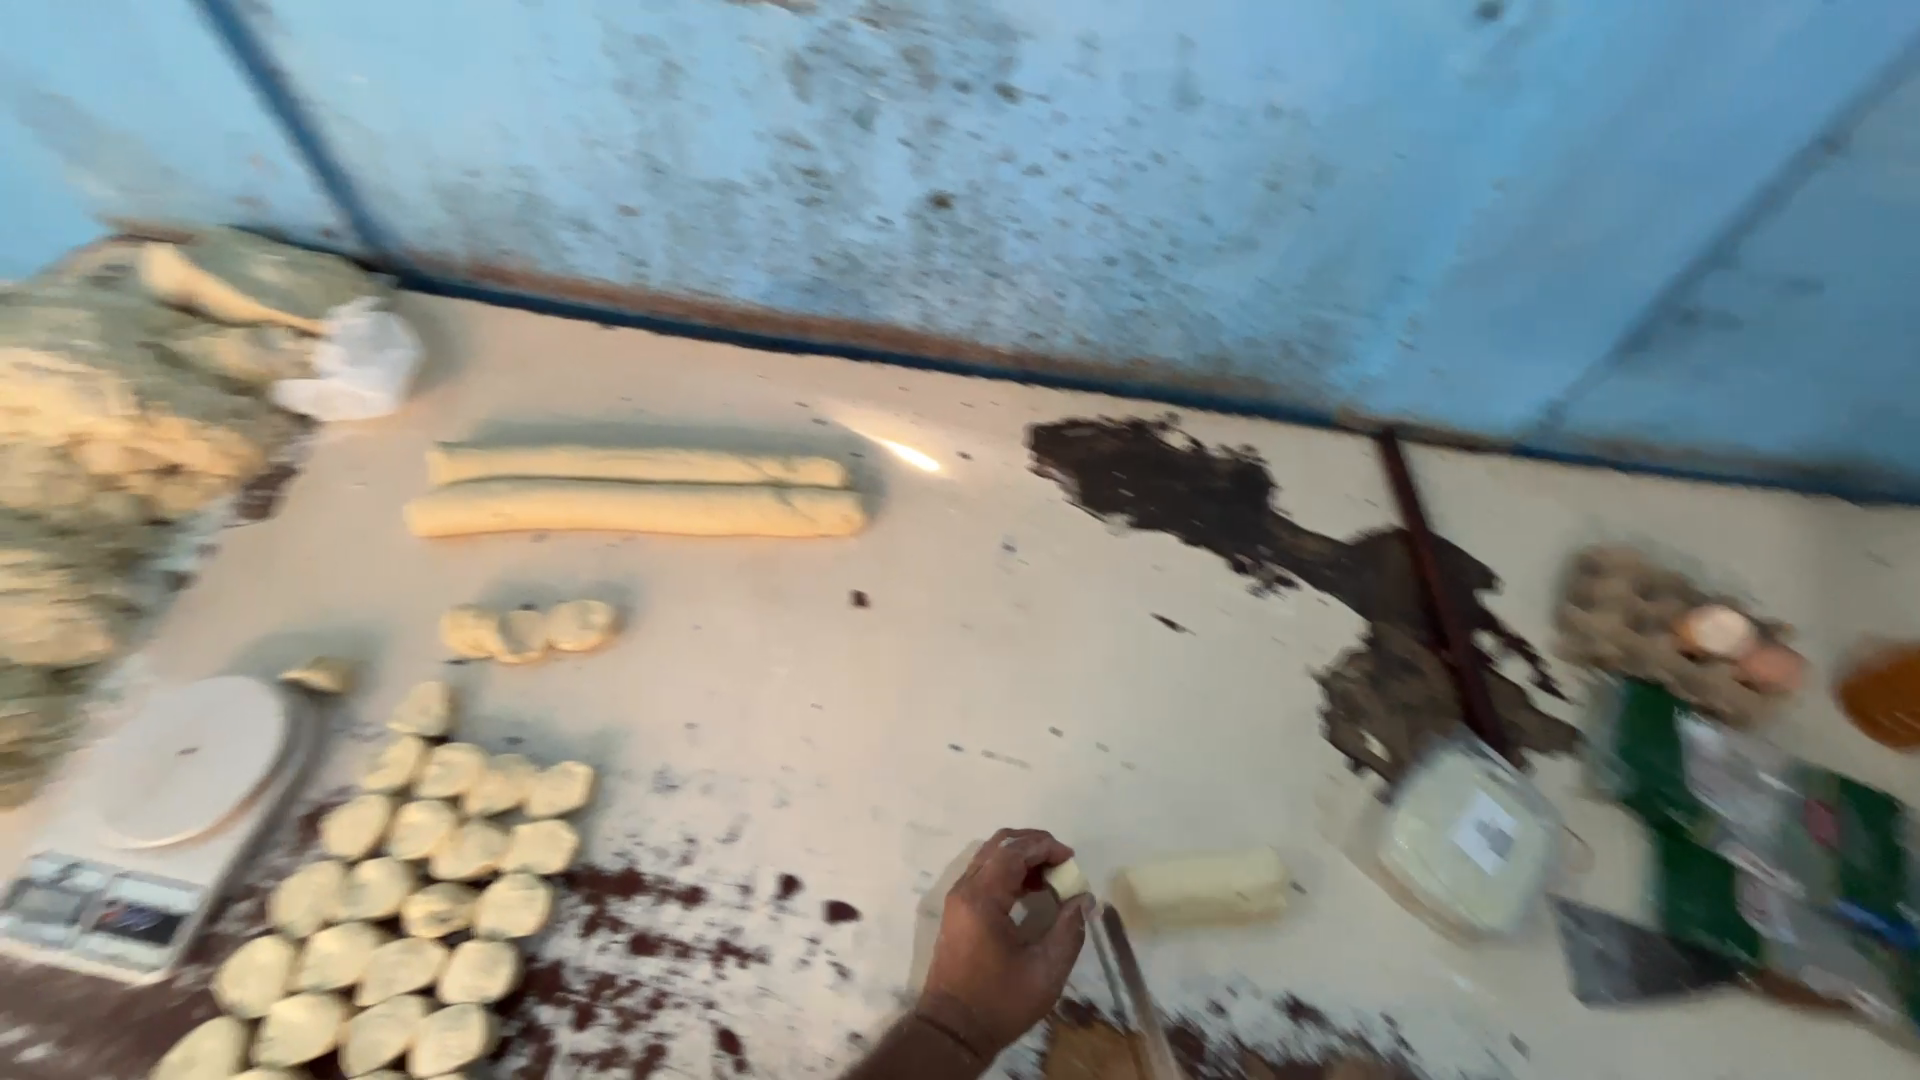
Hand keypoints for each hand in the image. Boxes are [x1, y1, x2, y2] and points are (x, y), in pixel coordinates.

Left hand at [916, 828, 1092, 1059]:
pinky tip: (1032, 890)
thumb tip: (1084, 898)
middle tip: (1062, 861)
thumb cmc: (999, 1002)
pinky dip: (1009, 871)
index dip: (1045, 847)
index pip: (1014, 852)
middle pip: (999, 845)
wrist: (952, 1031)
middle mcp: (965, 888)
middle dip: (1033, 844)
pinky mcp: (958, 910)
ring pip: (990, 857)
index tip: (1071, 858)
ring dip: (1021, 857)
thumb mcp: (1045, 971)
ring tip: (1051, 876)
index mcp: (982, 897)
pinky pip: (984, 874)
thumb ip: (1069, 929)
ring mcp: (958, 898)